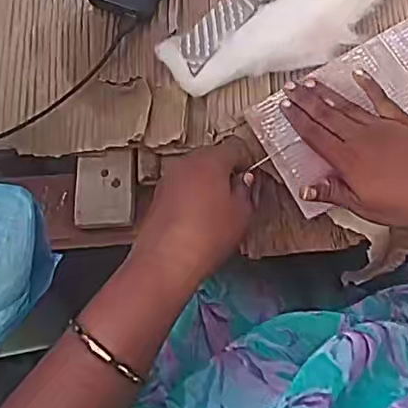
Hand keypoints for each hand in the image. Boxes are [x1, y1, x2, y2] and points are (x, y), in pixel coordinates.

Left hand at [129, 137, 263, 287]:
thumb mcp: (241, 215)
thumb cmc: (208, 236)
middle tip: (237, 196)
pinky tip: (196, 220)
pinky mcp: (156, 196)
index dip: (247, 161)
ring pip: (194, 172)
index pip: (235, 146)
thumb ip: (247, 191)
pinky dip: (189, 197)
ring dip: (206, 185)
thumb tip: (245, 181)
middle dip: (225, 172)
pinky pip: (180, 188)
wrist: (165, 261)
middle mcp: (186, 162)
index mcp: (211, 159)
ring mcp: (168, 178)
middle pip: (212, 157)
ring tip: (216, 212)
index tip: (251, 179)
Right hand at [279, 72, 407, 231]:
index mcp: (348, 160)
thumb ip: (333, 193)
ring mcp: (381, 127)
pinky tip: (358, 76)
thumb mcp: (363, 207)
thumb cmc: (405, 205)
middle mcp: (360, 138)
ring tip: (310, 82)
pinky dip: (369, 86)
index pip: (314, 134)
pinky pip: (380, 99)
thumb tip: (306, 189)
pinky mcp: (401, 122)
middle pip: (325, 114)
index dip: (297, 119)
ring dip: (326, 93)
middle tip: (289, 87)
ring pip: (346, 105)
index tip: (285, 107)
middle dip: (304, 99)